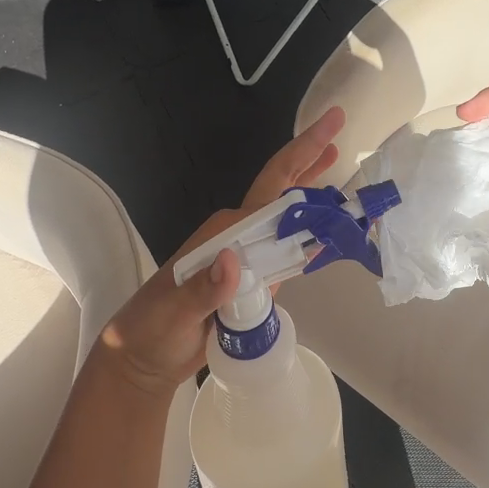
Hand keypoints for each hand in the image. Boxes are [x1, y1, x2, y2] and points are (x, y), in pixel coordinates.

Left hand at [88, 106, 345, 394]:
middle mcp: (240, 235)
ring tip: (346, 185)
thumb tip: (233, 260)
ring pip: (289, 222)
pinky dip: (309, 241)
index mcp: (226, 230)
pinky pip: (286, 254)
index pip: (273, 185)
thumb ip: (203, 289)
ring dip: (316, 202)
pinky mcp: (254, 281)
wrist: (143, 360)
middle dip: (312, 162)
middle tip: (339, 130)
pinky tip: (327, 234)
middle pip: (283, 192)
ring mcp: (248, 258)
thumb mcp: (173, 311)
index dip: (303, 153)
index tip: (330, 126)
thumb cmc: (152, 329)